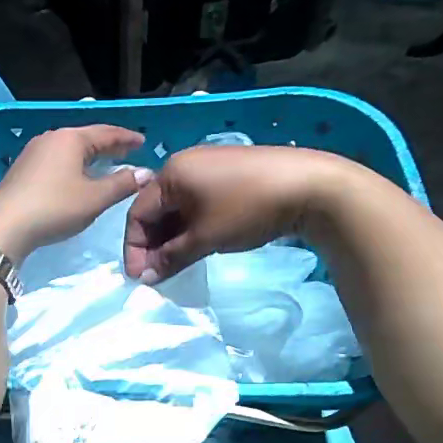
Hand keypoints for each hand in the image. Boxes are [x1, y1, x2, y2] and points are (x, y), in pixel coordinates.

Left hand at [0, 124, 149, 261]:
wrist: (4, 227)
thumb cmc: (54, 207)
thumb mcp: (94, 198)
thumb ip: (122, 184)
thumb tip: (145, 173)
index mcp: (70, 139)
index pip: (106, 132)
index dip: (127, 137)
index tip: (143, 141)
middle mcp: (51, 138)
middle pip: (86, 137)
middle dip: (109, 144)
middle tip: (128, 151)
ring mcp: (34, 153)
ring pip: (70, 149)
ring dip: (91, 155)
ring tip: (106, 163)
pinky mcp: (23, 169)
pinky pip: (57, 159)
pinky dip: (75, 164)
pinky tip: (78, 176)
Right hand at [124, 145, 351, 283]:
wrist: (308, 186)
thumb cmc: (247, 209)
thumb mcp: (205, 237)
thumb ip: (171, 257)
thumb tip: (146, 277)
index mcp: (171, 173)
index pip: (137, 213)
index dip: (134, 249)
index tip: (141, 279)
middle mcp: (185, 164)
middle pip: (156, 209)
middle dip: (153, 244)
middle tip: (158, 275)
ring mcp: (209, 167)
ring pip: (178, 207)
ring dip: (173, 237)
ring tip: (177, 265)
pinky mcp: (229, 174)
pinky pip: (198, 202)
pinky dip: (192, 226)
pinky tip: (199, 245)